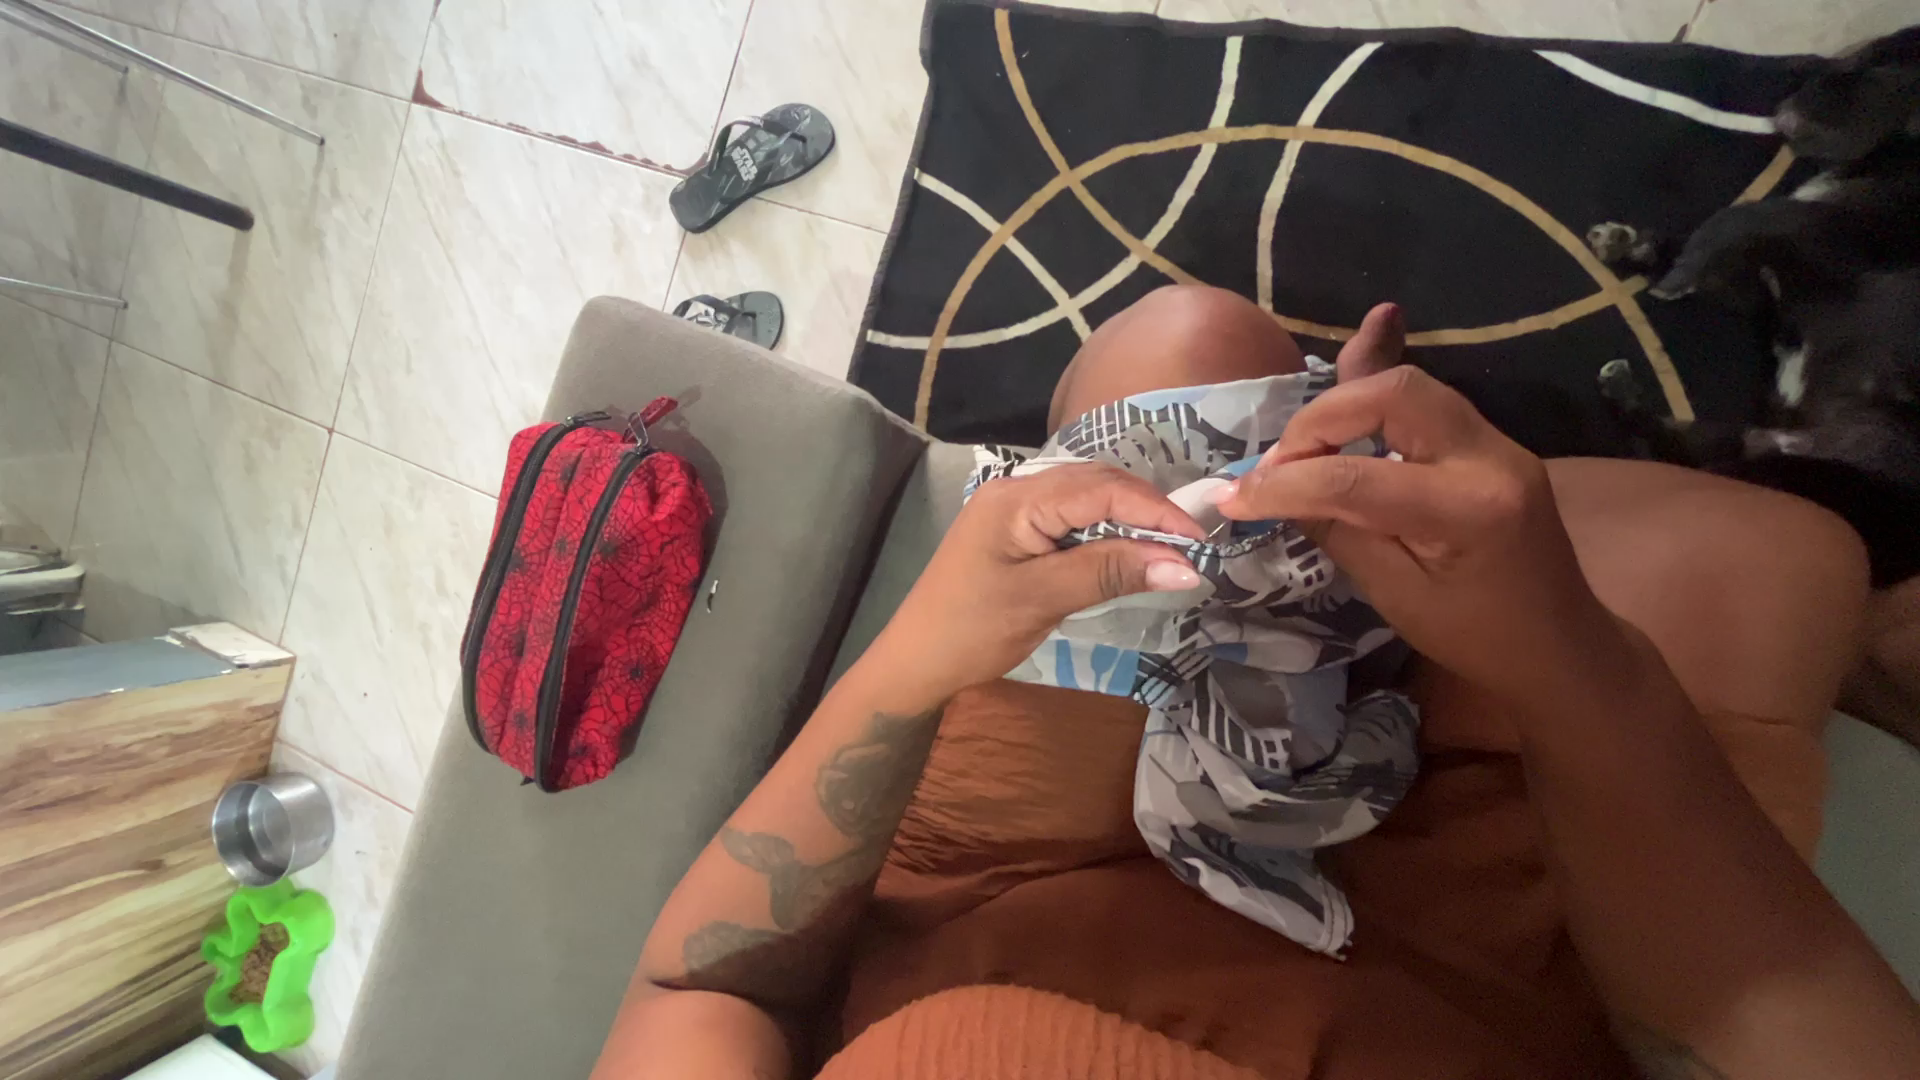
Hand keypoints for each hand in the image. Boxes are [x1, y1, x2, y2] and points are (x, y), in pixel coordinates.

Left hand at [865, 463, 1203, 702]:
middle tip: (1190, 545)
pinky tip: (1125, 553)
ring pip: (1086, 500)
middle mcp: (1015, 490)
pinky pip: (1070, 519)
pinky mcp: (1015, 532)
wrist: (916, 660)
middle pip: (1096, 484)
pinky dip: (1104, 534)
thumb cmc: (972, 630)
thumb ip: (1109, 572)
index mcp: (1016, 498)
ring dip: (1128, 520)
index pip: (1101, 488)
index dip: (1155, 510)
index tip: (1199, 540)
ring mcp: (1013, 509)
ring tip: (1167, 549)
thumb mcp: (1043, 599)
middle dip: (1146, 510)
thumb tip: (1184, 564)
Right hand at [1209, 323, 1637, 706]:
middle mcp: (1490, 457)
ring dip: (1340, 408)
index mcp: (1467, 510)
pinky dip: (1374, 393)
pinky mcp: (1485, 440)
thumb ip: (1335, 530)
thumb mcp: (1392, 593)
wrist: (1557, 644)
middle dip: (1317, 422)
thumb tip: (1272, 493)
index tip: (1233, 499)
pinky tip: (1368, 340)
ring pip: (1406, 385)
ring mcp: (1495, 441)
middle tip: (1279, 467)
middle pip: (1391, 394)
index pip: (1353, 478)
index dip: (1282, 485)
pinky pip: (1421, 399)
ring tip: (1301, 451)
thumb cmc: (1472, 635)